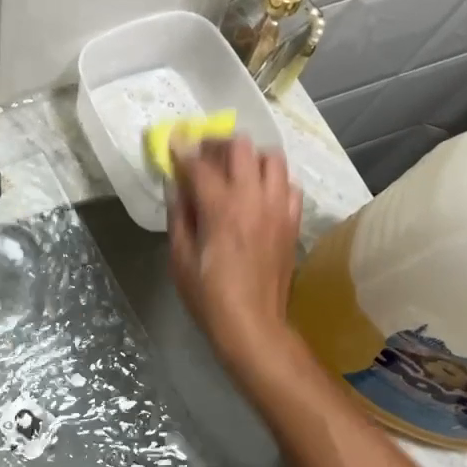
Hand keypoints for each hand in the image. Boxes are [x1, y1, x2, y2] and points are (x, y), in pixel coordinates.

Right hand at [168, 136, 302, 352]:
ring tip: (235, 171)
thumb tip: (176, 186)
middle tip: (204, 156)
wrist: (253, 325)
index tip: (174, 142)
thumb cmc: (208, 296)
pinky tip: (258, 195)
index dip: (183, 149)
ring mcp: (278, 208)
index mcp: (220, 208)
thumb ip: (179, 216)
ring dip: (250, 158)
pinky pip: (289, 185)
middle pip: (241, 148)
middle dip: (219, 145)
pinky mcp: (292, 222)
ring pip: (272, 158)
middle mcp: (252, 199)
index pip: (200, 163)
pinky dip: (273, 181)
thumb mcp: (180, 258)